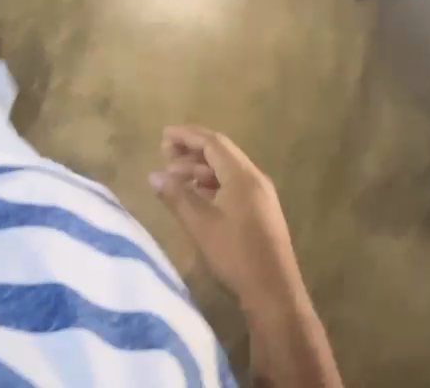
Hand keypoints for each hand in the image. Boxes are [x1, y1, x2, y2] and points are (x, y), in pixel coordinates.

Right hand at [152, 125, 303, 306]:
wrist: (275, 294)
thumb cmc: (236, 255)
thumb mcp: (201, 225)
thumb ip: (177, 196)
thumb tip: (154, 175)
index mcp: (243, 175)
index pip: (213, 143)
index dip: (186, 136)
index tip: (163, 136)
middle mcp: (255, 178)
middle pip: (221, 153)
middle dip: (191, 151)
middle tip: (165, 156)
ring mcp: (261, 195)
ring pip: (227, 170)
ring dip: (200, 169)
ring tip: (175, 178)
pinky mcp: (261, 212)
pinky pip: (233, 185)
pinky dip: (212, 184)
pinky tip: (196, 196)